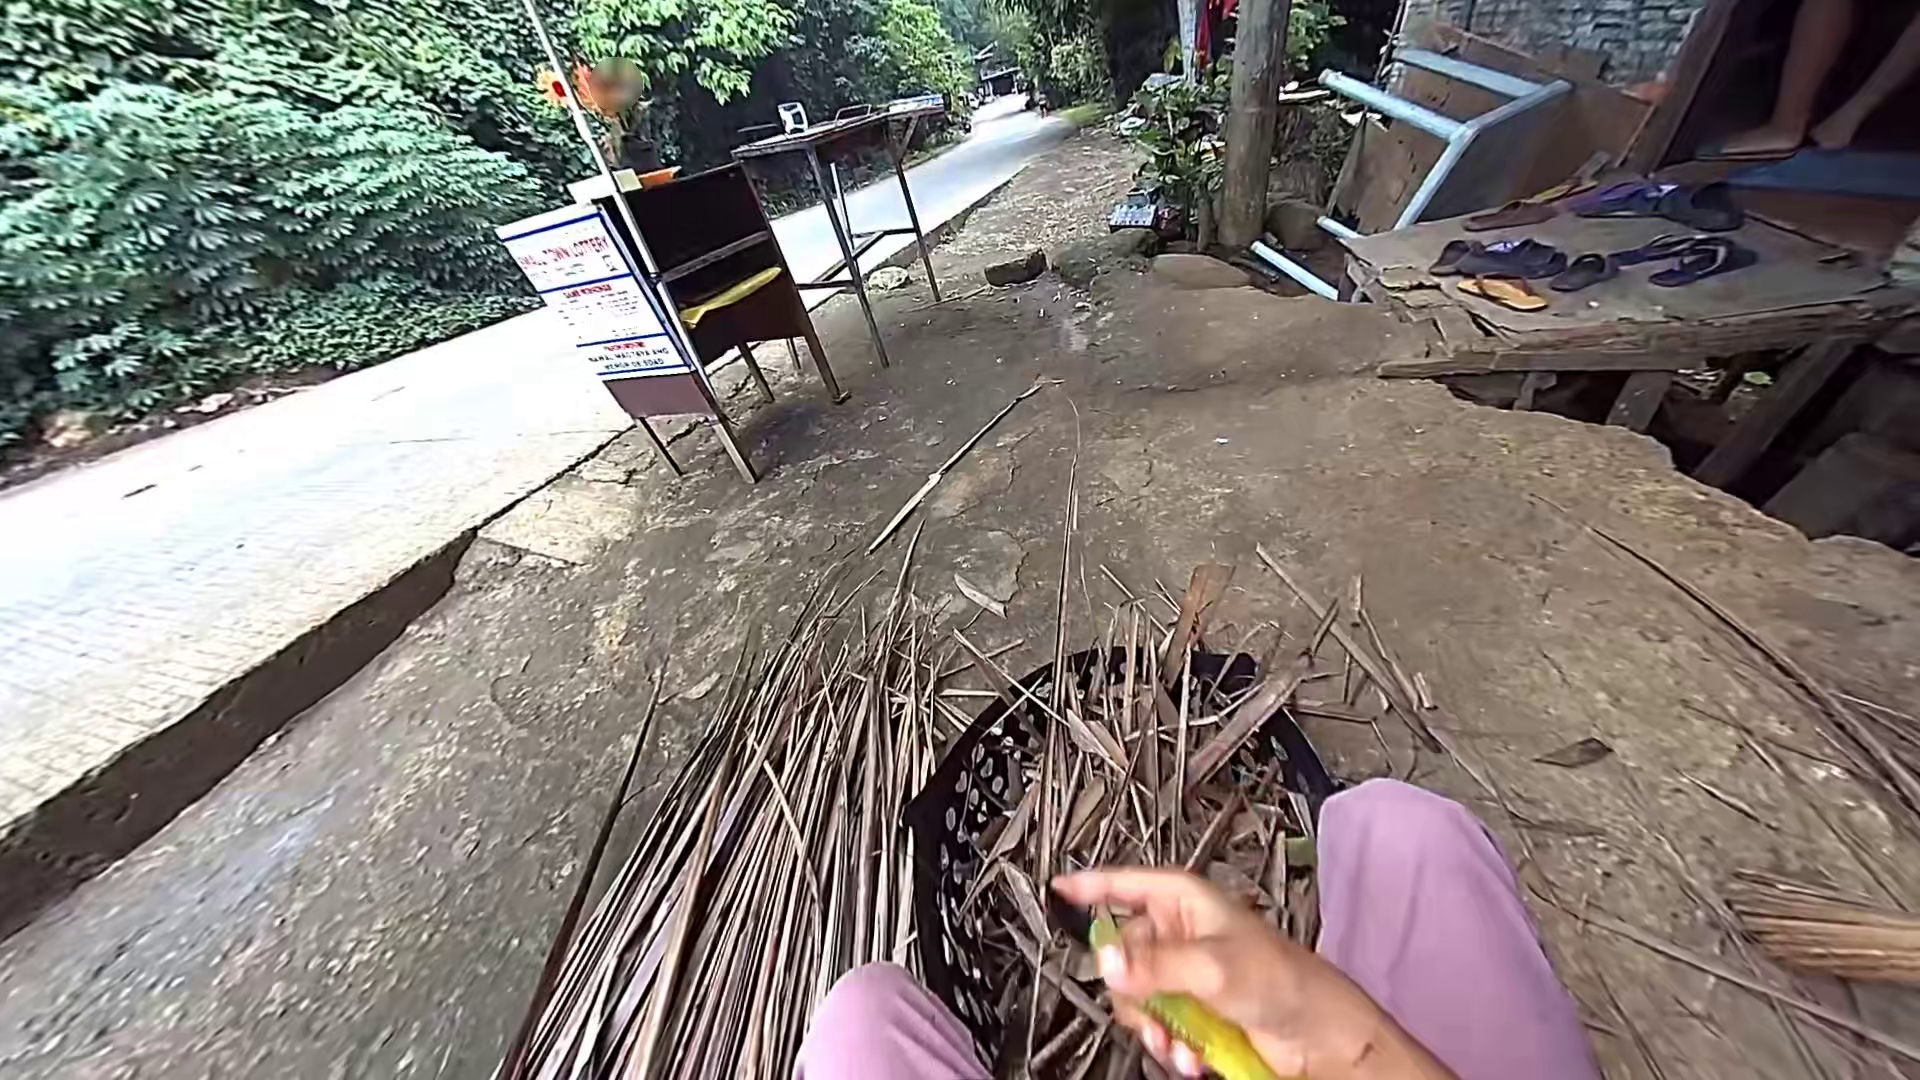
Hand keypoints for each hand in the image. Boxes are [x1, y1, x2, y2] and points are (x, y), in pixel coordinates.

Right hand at [1051, 868, 1456, 1079]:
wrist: (1322, 1036)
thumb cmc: (1278, 976)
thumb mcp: (1211, 965)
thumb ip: (1155, 965)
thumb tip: (1107, 963)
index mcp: (1176, 897)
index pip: (1119, 882)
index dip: (1086, 884)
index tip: (1056, 888)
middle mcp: (1173, 928)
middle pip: (1121, 949)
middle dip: (1128, 987)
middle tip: (1143, 1009)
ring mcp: (1181, 968)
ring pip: (1134, 991)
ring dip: (1148, 1022)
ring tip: (1172, 1043)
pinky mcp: (1189, 1004)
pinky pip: (1155, 1018)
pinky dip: (1165, 1041)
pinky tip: (1187, 1056)